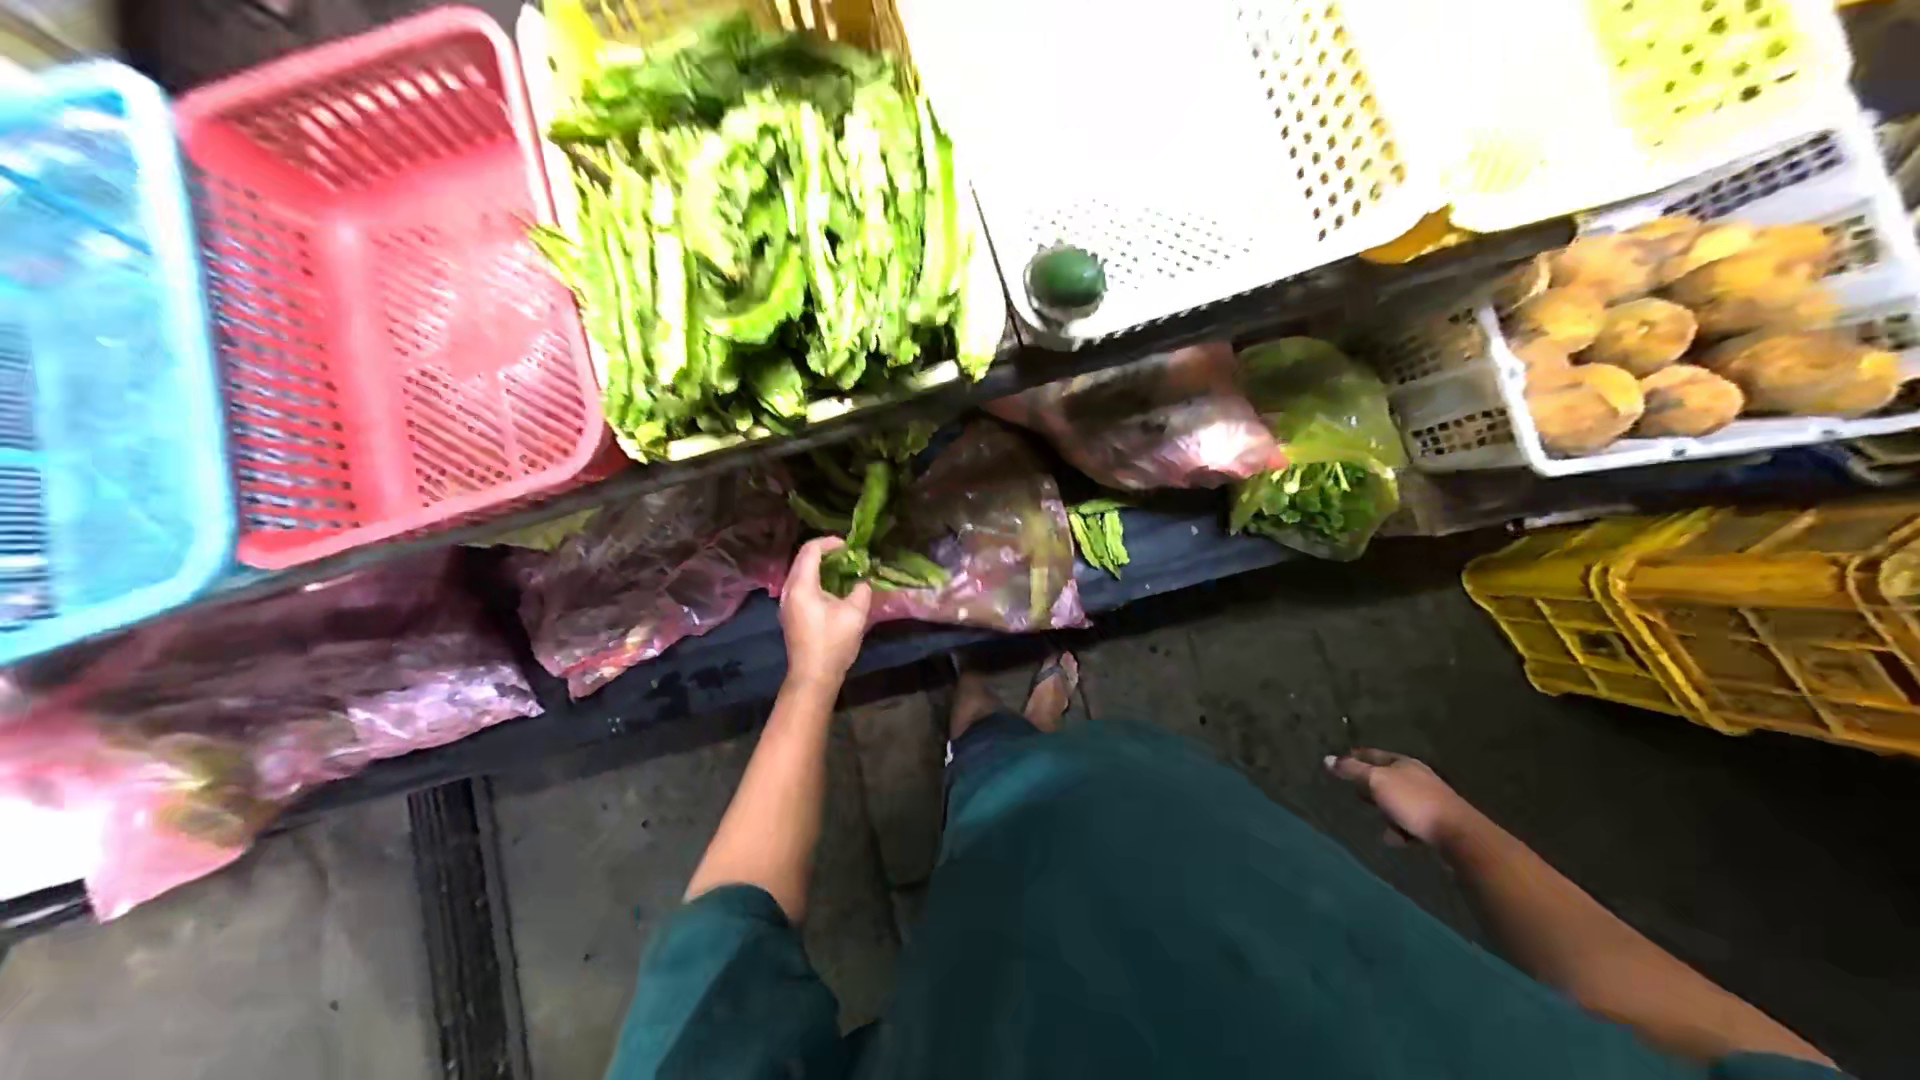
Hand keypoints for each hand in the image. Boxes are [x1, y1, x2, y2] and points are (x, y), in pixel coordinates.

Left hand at [780, 537, 871, 688]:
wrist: (813, 676)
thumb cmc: (833, 643)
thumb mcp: (855, 613)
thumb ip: (861, 590)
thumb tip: (862, 581)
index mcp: (802, 586)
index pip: (810, 550)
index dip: (829, 542)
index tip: (848, 545)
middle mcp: (789, 591)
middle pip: (803, 559)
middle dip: (825, 552)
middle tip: (847, 555)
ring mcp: (787, 604)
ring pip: (801, 574)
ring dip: (821, 567)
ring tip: (843, 570)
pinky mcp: (791, 615)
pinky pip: (801, 587)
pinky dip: (817, 580)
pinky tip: (833, 589)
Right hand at [1326, 749, 1478, 846]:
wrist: (1459, 836)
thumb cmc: (1414, 802)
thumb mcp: (1376, 781)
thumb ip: (1351, 771)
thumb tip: (1327, 759)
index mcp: (1403, 763)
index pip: (1371, 754)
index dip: (1353, 757)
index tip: (1337, 764)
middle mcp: (1416, 777)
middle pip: (1384, 777)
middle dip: (1368, 785)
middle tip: (1354, 792)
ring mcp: (1428, 800)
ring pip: (1396, 801)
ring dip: (1385, 811)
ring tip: (1378, 822)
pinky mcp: (1435, 822)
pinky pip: (1408, 821)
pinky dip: (1399, 828)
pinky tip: (1396, 838)